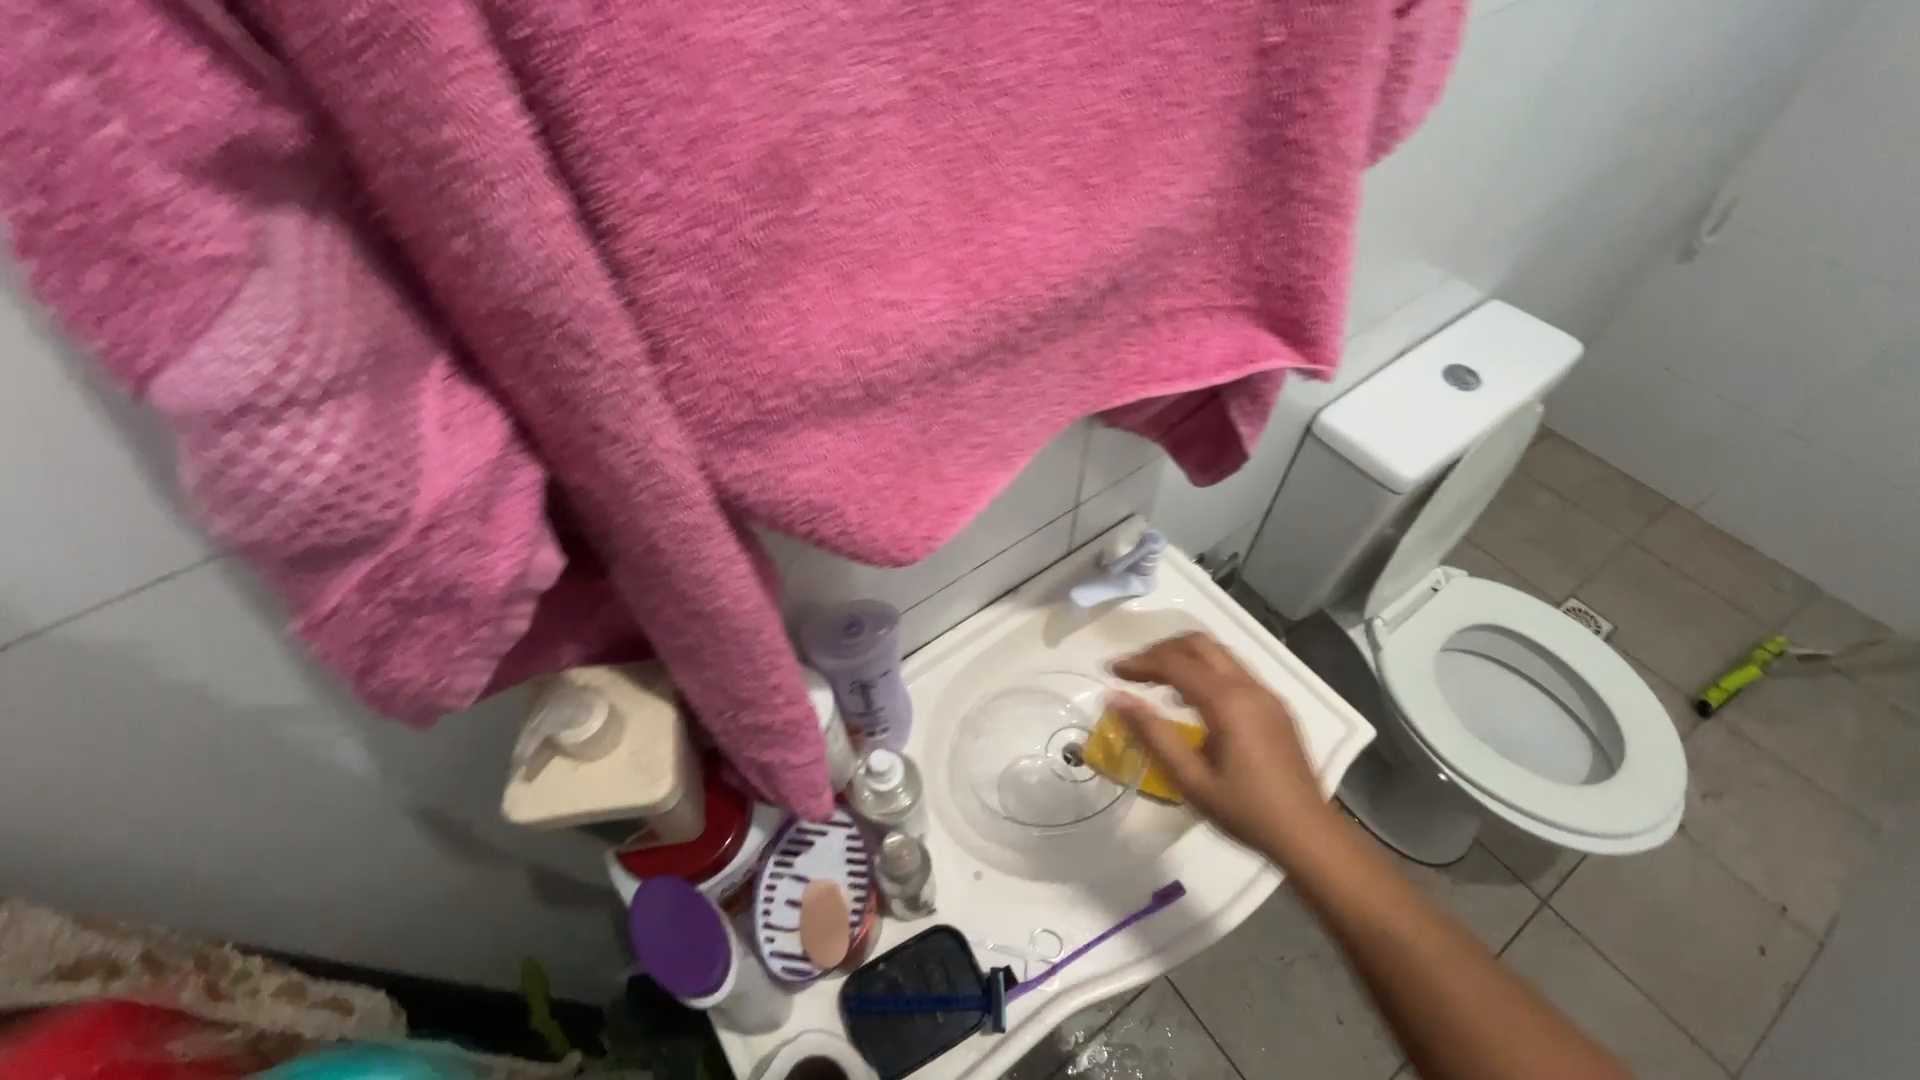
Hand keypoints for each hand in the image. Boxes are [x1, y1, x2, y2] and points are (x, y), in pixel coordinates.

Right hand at [1108, 632, 1339, 863]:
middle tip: (1134, 671)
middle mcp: (1250, 687)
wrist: (1308, 834)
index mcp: (1229, 702)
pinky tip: (1191, 701)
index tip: (1112, 672)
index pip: (1175, 663)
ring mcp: (1267, 695)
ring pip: (1219, 654)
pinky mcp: (1275, 707)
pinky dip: (1205, 672)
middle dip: (1161, 650)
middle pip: (1199, 644)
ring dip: (1184, 658)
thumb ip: (1153, 734)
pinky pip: (1234, 672)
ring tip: (1155, 683)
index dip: (1140, 662)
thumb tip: (1116, 698)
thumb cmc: (1246, 811)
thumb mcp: (1191, 779)